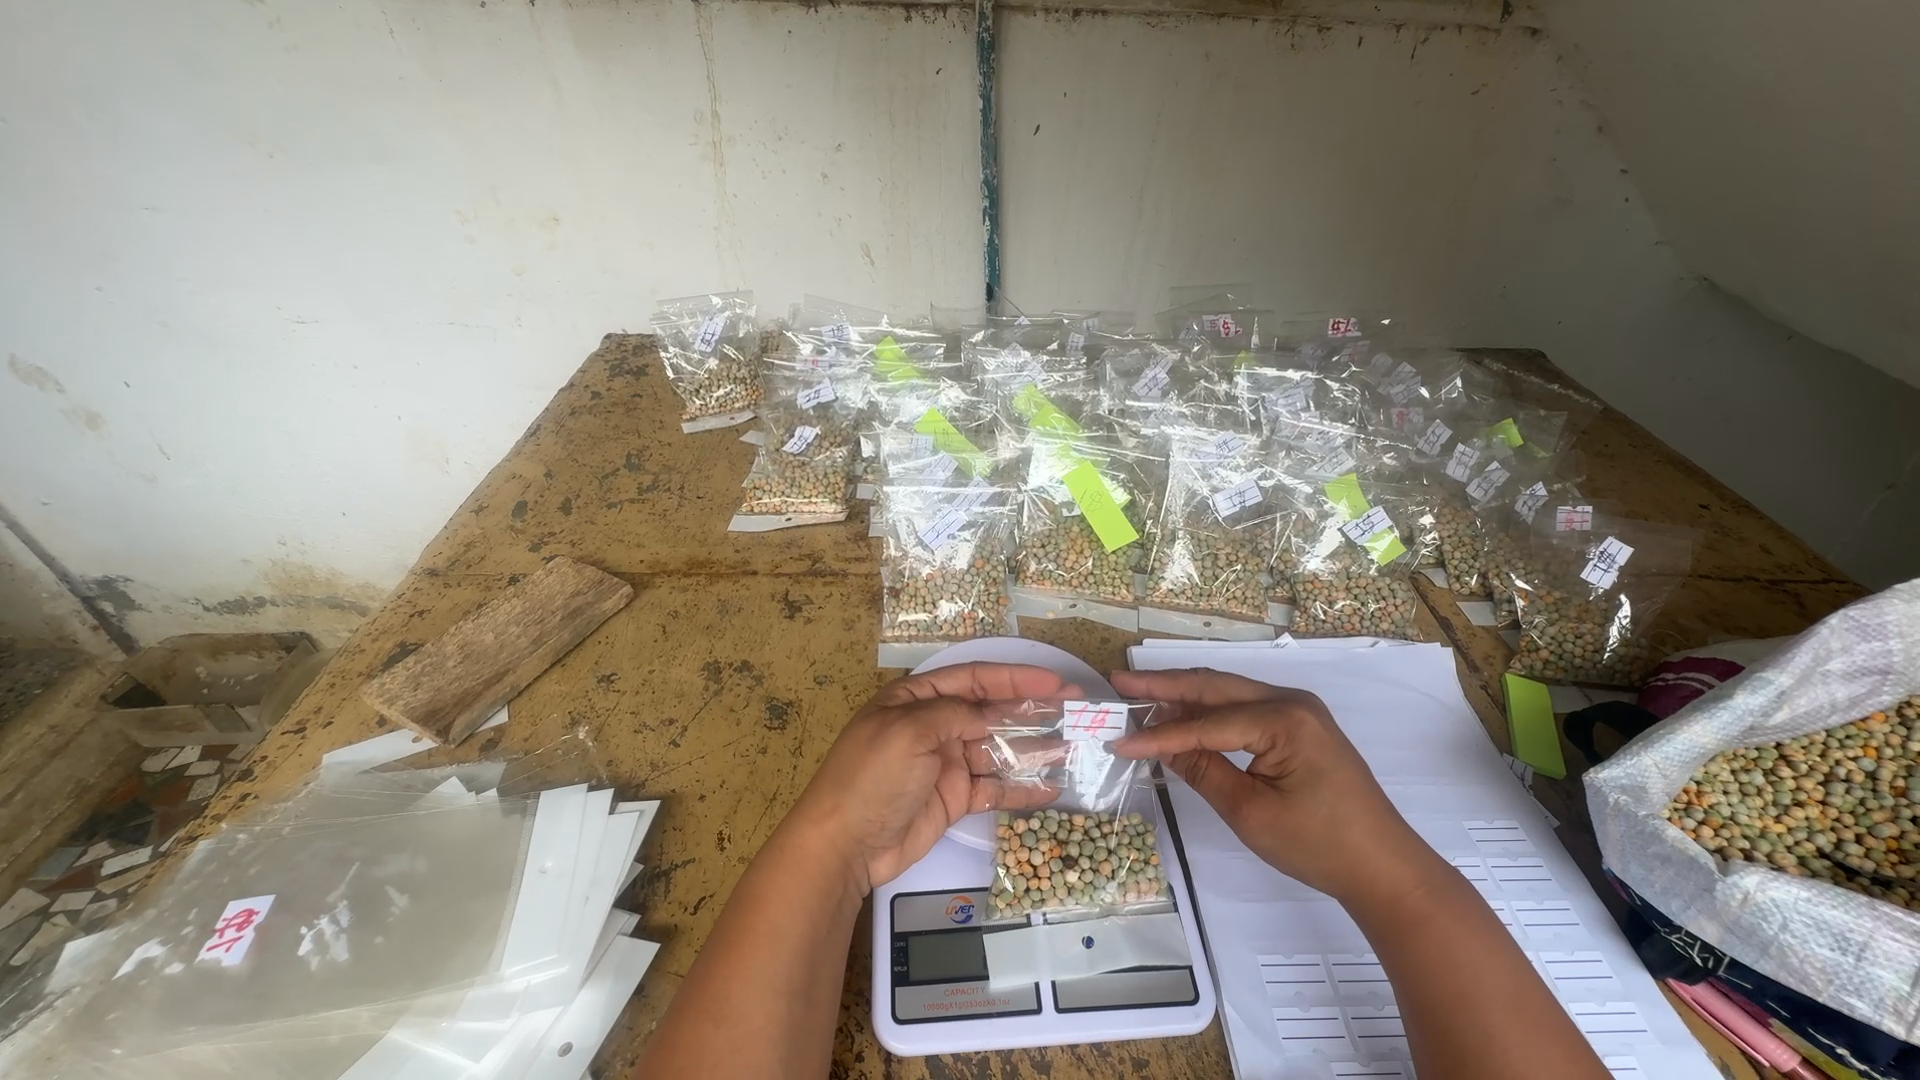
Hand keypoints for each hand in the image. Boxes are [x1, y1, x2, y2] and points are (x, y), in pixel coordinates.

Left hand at [783, 663, 1072, 895]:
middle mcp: (934, 727)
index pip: (973, 678)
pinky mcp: (954, 798)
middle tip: (1076, 707)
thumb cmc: (871, 778)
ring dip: (1034, 746)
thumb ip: (953, 714)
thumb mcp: (908, 731)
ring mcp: (945, 764)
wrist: (844, 845)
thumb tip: (985, 716)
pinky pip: (994, 787)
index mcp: (916, 700)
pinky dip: (1021, 788)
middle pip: (991, 711)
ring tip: (1073, 744)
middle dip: (1032, 707)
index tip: (1054, 681)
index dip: (1014, 677)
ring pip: (998, 749)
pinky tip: (1051, 788)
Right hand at [1111, 668, 1427, 902]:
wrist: (1384, 869)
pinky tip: (1182, 716)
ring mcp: (1298, 711)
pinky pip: (1244, 709)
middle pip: (1214, 687)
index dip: (1159, 734)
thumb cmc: (1319, 844)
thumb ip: (1203, 771)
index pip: (1206, 723)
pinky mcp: (1299, 727)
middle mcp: (1291, 701)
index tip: (1119, 741)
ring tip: (1139, 692)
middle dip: (1164, 685)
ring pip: (1228, 693)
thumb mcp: (1250, 812)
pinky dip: (1209, 712)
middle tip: (1119, 680)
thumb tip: (1161, 745)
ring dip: (1184, 695)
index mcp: (1284, 719)